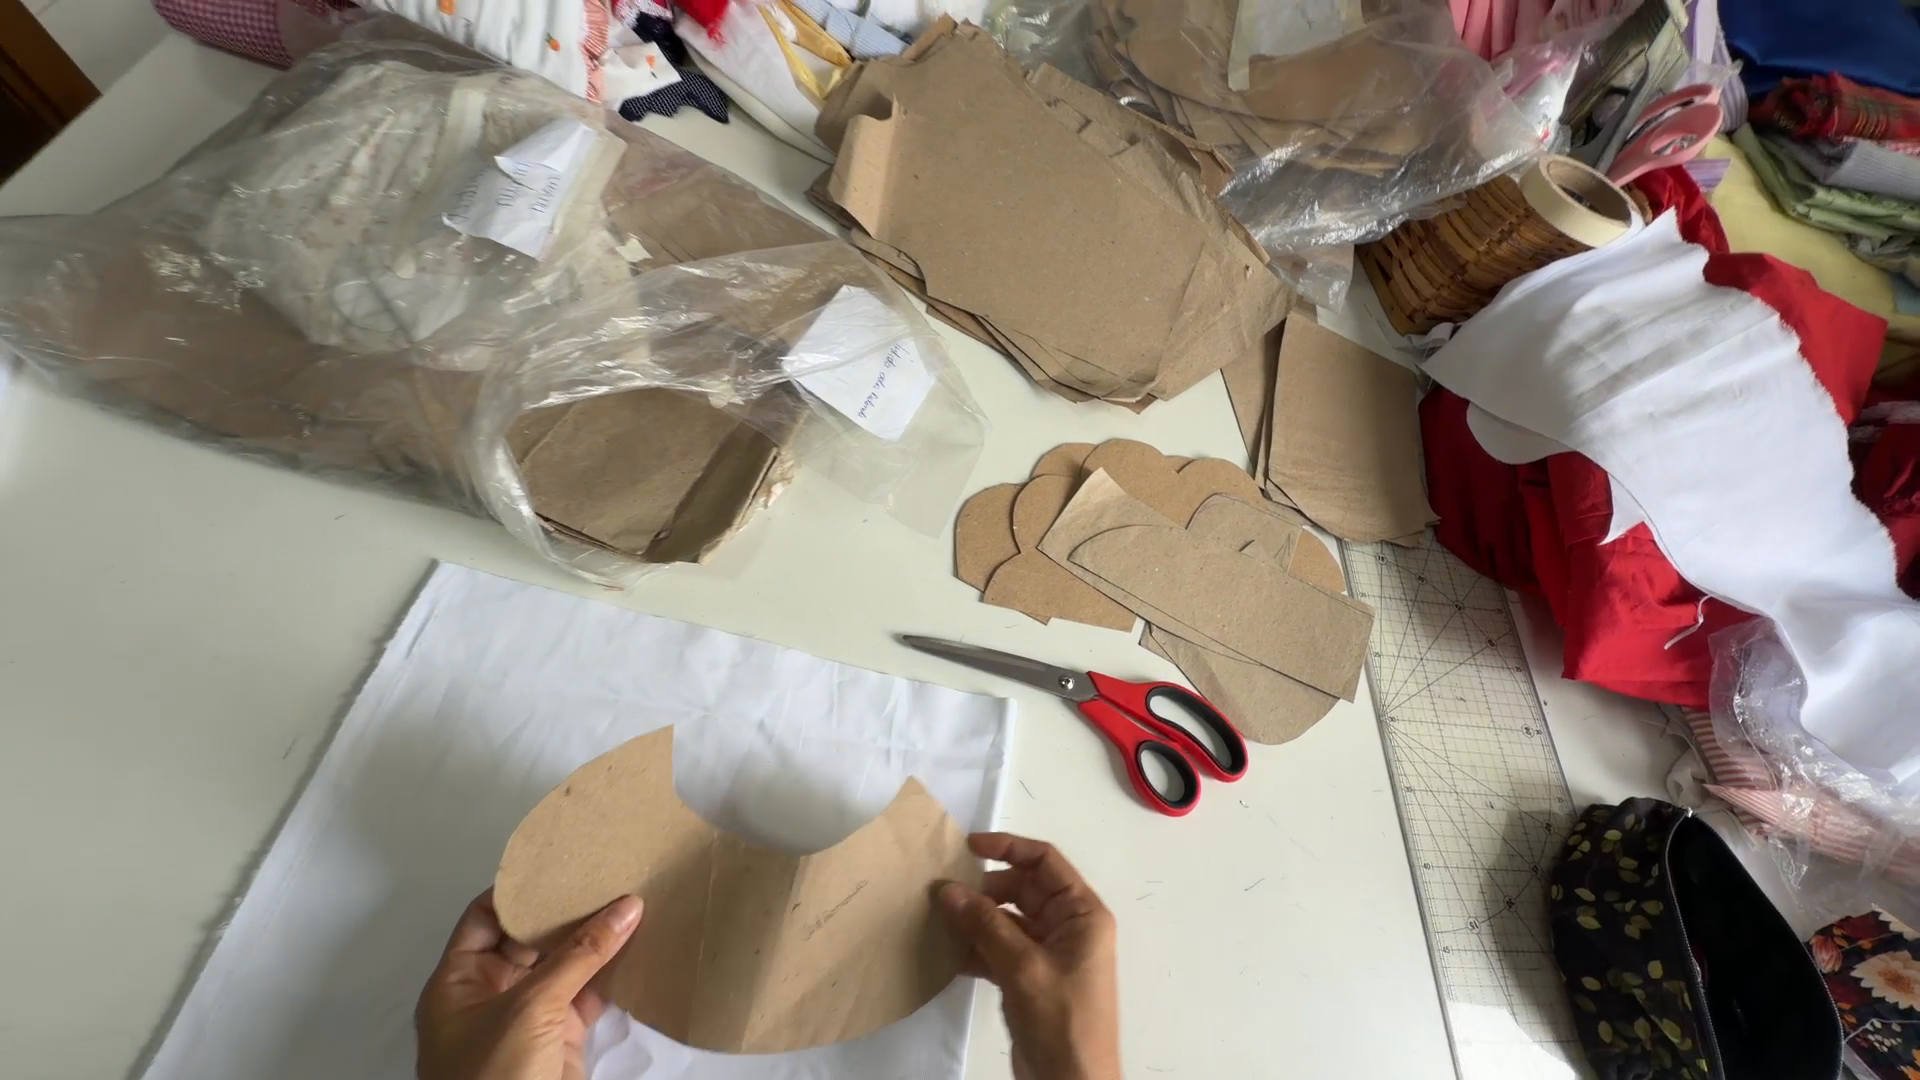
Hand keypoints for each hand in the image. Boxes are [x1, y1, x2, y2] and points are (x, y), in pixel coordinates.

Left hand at [415, 889, 642, 1079]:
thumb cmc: (494, 1078)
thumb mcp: (531, 1007)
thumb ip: (582, 952)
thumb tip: (630, 904)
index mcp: (458, 984)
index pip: (486, 917)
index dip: (520, 887)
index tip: (563, 856)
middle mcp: (490, 994)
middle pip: (529, 936)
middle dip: (566, 907)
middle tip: (608, 868)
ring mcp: (527, 1016)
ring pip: (563, 961)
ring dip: (594, 935)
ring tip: (632, 893)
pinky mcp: (560, 1036)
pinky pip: (587, 988)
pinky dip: (612, 966)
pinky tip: (640, 938)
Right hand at [938, 833, 1120, 1079]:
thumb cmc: (1062, 1021)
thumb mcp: (1023, 967)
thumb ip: (984, 925)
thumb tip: (946, 889)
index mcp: (1082, 913)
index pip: (1045, 861)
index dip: (1009, 848)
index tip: (969, 847)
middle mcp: (1068, 926)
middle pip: (1022, 889)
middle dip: (985, 888)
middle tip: (945, 892)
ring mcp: (1049, 954)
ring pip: (1007, 919)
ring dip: (976, 918)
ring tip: (940, 918)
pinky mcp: (1030, 979)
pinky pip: (1000, 948)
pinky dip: (976, 948)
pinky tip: (948, 952)